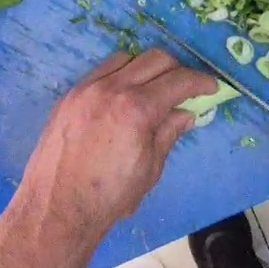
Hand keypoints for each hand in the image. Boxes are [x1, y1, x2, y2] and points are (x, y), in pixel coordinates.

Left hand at [17, 50, 216, 244]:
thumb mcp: (150, 168)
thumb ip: (169, 133)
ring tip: (154, 88)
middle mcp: (113, 88)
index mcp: (138, 109)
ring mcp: (88, 88)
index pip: (179, 80)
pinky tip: (124, 95)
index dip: (201, 81)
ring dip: (147, 67)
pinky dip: (121, 74)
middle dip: (178, 69)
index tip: (212, 87)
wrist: (56, 209)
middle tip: (187, 87)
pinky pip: (102, 70)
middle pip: (156, 58)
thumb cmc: (109, 197)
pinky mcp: (71, 94)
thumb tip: (186, 112)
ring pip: (128, 58)